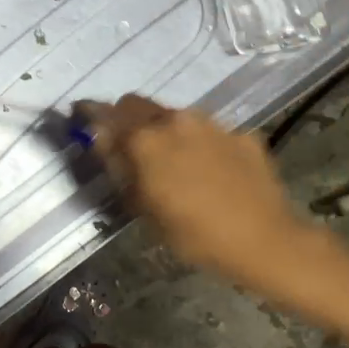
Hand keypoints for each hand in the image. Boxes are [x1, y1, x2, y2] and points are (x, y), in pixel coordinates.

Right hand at [77, 95, 348, 347]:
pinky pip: (209, 132)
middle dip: (127, 120)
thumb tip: (102, 138)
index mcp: (145, 139)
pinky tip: (210, 173)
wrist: (267, 242)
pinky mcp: (242, 135)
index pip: (105, 112)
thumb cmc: (194, 234)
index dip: (89, 113)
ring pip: (175, 117)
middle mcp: (176, 121)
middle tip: (129, 147)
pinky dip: (200, 145)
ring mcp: (213, 125)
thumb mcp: (142, 207)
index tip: (81, 118)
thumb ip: (119, 166)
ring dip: (165, 132)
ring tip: (173, 164)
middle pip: (138, 104)